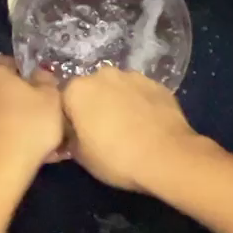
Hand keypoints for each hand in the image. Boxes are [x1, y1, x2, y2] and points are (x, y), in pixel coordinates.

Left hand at [0, 57, 64, 178]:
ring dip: (0, 120)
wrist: (0, 169)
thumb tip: (38, 74)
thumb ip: (46, 81)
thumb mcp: (52, 99)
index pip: (3, 62)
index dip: (19, 71)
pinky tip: (11, 153)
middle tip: (31, 113)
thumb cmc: (30, 127)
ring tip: (22, 138)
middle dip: (9, 98)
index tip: (33, 85)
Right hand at [61, 67, 206, 192]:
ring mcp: (133, 76)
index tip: (78, 137)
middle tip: (103, 132)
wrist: (167, 156)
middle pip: (92, 90)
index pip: (64, 102)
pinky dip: (140, 104)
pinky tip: (147, 125)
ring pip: (117, 89)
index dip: (70, 121)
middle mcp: (102, 74)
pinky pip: (140, 93)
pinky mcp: (157, 84)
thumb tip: (72, 136)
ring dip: (118, 102)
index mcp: (77, 90)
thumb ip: (71, 139)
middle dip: (94, 106)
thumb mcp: (82, 157)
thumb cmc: (116, 158)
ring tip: (128, 128)